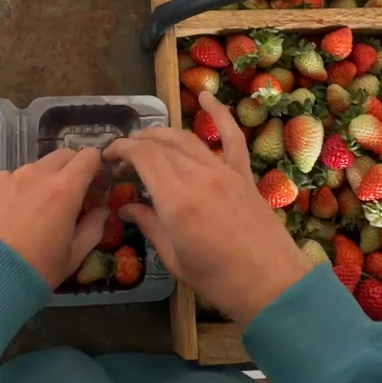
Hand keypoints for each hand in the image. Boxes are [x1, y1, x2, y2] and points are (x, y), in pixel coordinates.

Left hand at [0, 146, 109, 286]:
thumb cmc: (36, 270)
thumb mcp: (73, 256)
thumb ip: (93, 228)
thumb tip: (101, 211)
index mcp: (63, 188)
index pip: (89, 156)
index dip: (96, 167)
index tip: (95, 185)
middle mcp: (34, 175)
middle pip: (61, 156)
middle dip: (70, 170)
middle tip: (67, 196)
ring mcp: (5, 178)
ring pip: (30, 170)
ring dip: (38, 182)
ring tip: (29, 213)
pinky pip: (3, 183)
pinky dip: (10, 194)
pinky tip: (3, 219)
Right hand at [106, 92, 313, 323]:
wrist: (273, 286)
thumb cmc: (219, 281)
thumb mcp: (175, 259)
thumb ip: (150, 226)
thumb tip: (127, 208)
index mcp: (177, 200)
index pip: (143, 157)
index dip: (121, 150)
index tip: (108, 157)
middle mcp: (198, 176)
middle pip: (161, 145)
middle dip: (136, 144)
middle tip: (122, 156)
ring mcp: (224, 172)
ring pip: (186, 139)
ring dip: (162, 134)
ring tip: (145, 140)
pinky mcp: (243, 175)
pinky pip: (231, 138)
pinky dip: (219, 114)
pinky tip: (206, 96)